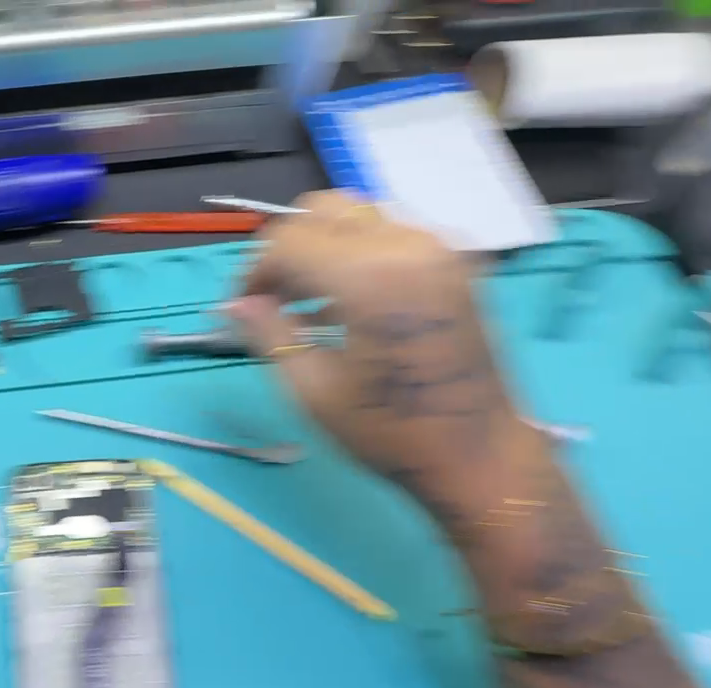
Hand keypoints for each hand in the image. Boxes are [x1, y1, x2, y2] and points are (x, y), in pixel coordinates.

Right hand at [227, 192, 529, 504]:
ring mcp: (439, 248)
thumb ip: (269, 333)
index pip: (288, 241)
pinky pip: (391, 233)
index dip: (253, 270)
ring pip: (358, 215)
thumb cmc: (387, 431)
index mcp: (368, 277)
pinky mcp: (456, 261)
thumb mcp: (312, 389)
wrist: (477, 452)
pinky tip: (343, 302)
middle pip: (323, 211)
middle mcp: (407, 244)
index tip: (242, 308)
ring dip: (320, 247)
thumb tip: (234, 305)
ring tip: (304, 302)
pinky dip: (356, 252)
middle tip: (270, 299)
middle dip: (285, 249)